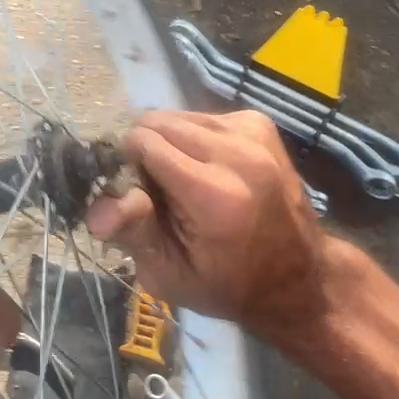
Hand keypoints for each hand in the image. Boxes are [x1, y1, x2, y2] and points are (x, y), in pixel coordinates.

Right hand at [86, 110, 329, 335]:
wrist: (300, 278)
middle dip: (146, 148)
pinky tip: (208, 166)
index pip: (143, 141)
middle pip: (157, 121)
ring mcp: (252, 132)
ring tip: (185, 178)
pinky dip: (194, 135)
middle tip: (158, 187)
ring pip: (177, 114)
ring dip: (169, 140)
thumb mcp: (170, 276)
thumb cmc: (227, 284)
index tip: (138, 192)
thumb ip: (132, 232)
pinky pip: (202, 115)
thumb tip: (97, 208)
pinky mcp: (259, 122)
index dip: (129, 163)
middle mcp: (237, 153)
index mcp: (214, 194)